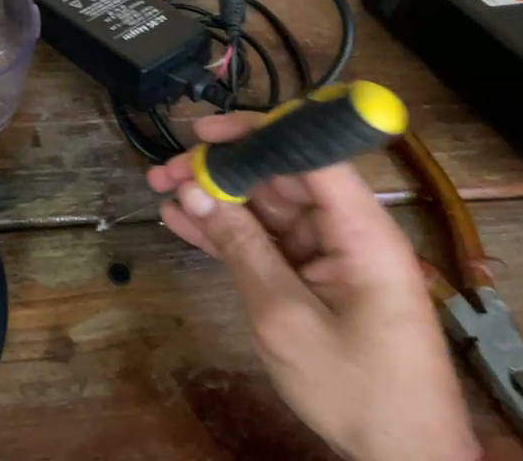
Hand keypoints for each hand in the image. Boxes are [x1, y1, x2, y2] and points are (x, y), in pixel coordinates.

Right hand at [149, 114, 479, 460]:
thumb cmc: (357, 390)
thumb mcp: (285, 317)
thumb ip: (241, 247)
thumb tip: (195, 191)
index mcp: (361, 232)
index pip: (310, 154)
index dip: (256, 132)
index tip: (202, 134)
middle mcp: (348, 232)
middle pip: (279, 177)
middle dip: (220, 169)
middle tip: (164, 172)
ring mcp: (331, 255)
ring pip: (265, 206)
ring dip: (214, 199)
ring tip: (161, 190)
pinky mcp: (317, 278)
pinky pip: (267, 240)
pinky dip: (227, 232)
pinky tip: (184, 223)